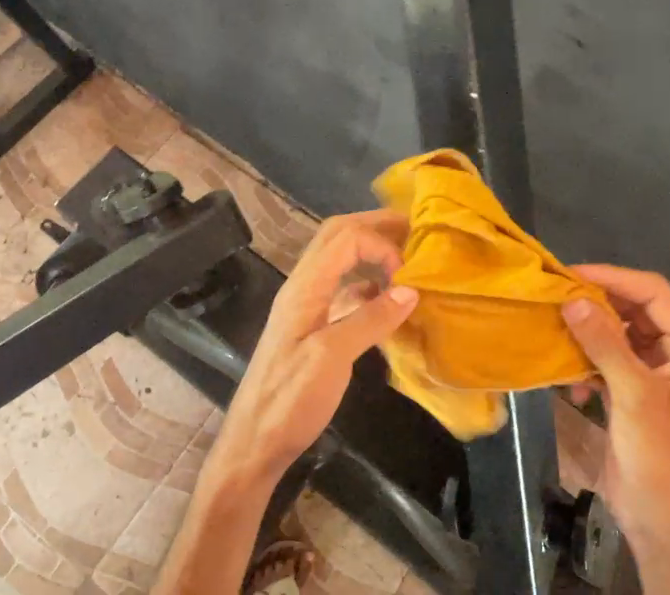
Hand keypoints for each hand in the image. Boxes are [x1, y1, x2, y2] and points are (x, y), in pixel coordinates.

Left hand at [208, 210, 419, 484]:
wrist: (255, 442)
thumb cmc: (290, 401)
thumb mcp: (331, 359)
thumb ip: (370, 320)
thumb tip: (411, 290)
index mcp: (304, 287)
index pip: (345, 237)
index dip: (381, 243)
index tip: (407, 274)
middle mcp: (303, 286)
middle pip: (338, 236)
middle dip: (376, 227)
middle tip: (414, 231)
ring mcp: (306, 306)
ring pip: (339, 259)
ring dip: (371, 250)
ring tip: (406, 258)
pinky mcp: (312, 327)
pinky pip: (342, 288)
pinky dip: (367, 283)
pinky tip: (388, 300)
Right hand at [562, 265, 669, 593]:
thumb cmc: (665, 463)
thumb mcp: (635, 398)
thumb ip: (605, 344)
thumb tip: (573, 299)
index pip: (654, 293)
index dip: (614, 277)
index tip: (570, 274)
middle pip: (637, 312)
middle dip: (597, 305)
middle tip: (555, 299)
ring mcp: (659, 382)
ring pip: (621, 339)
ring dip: (590, 337)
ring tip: (556, 334)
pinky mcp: (639, 403)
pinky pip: (613, 368)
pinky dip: (590, 367)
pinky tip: (570, 382)